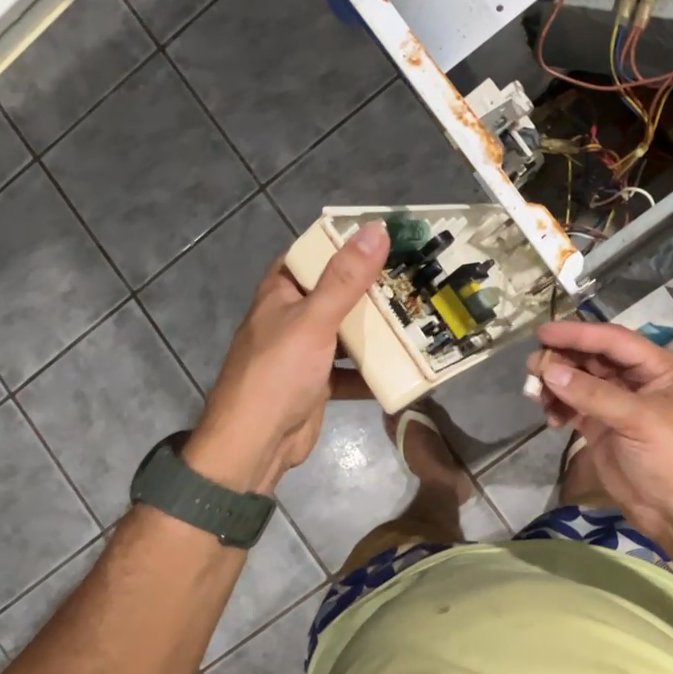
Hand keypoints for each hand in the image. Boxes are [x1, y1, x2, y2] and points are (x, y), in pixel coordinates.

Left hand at [182, 222, 388, 496]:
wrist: (255, 444)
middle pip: (336, 293)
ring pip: (346, 333)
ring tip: (417, 316)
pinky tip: (404, 368)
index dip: (345, 243)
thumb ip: (346, 278)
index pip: (313, 254)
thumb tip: (376, 229)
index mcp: (281, 292)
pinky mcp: (317, 384)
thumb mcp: (314, 320)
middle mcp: (291, 317)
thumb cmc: (278, 373)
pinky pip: (350, 371)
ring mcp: (304, 352)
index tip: (388, 237)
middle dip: (371, 288)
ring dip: (376, 330)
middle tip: (415, 276)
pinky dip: (372, 372)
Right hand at [527, 321, 672, 539]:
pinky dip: (559, 407)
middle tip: (533, 366)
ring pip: (579, 381)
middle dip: (563, 359)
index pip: (613, 340)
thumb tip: (550, 371)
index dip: (579, 334)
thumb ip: (594, 395)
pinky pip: (573, 406)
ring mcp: (617, 404)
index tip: (543, 332)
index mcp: (657, 368)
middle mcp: (636, 380)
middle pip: (592, 357)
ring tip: (536, 394)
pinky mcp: (602, 427)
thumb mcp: (639, 421)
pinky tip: (551, 419)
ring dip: (557, 384)